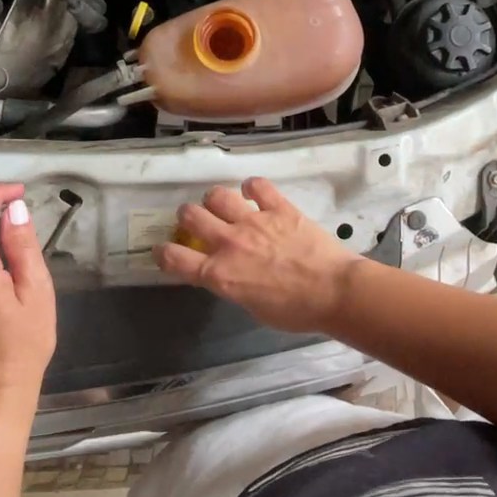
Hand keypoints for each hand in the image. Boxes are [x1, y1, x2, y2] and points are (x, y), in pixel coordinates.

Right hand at [157, 178, 362, 332]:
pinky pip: (257, 185)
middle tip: (195, 220)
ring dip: (215, 199)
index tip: (164, 250)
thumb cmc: (295, 311)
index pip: (175, 258)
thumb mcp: (252, 307)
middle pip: (191, 217)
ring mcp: (254, 221)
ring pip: (218, 195)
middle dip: (187, 216)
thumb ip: (233, 286)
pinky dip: (252, 187)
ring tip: (222, 203)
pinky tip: (253, 192)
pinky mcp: (279, 207)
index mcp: (219, 275)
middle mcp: (229, 243)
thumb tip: (231, 274)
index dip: (164, 253)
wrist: (333, 291)